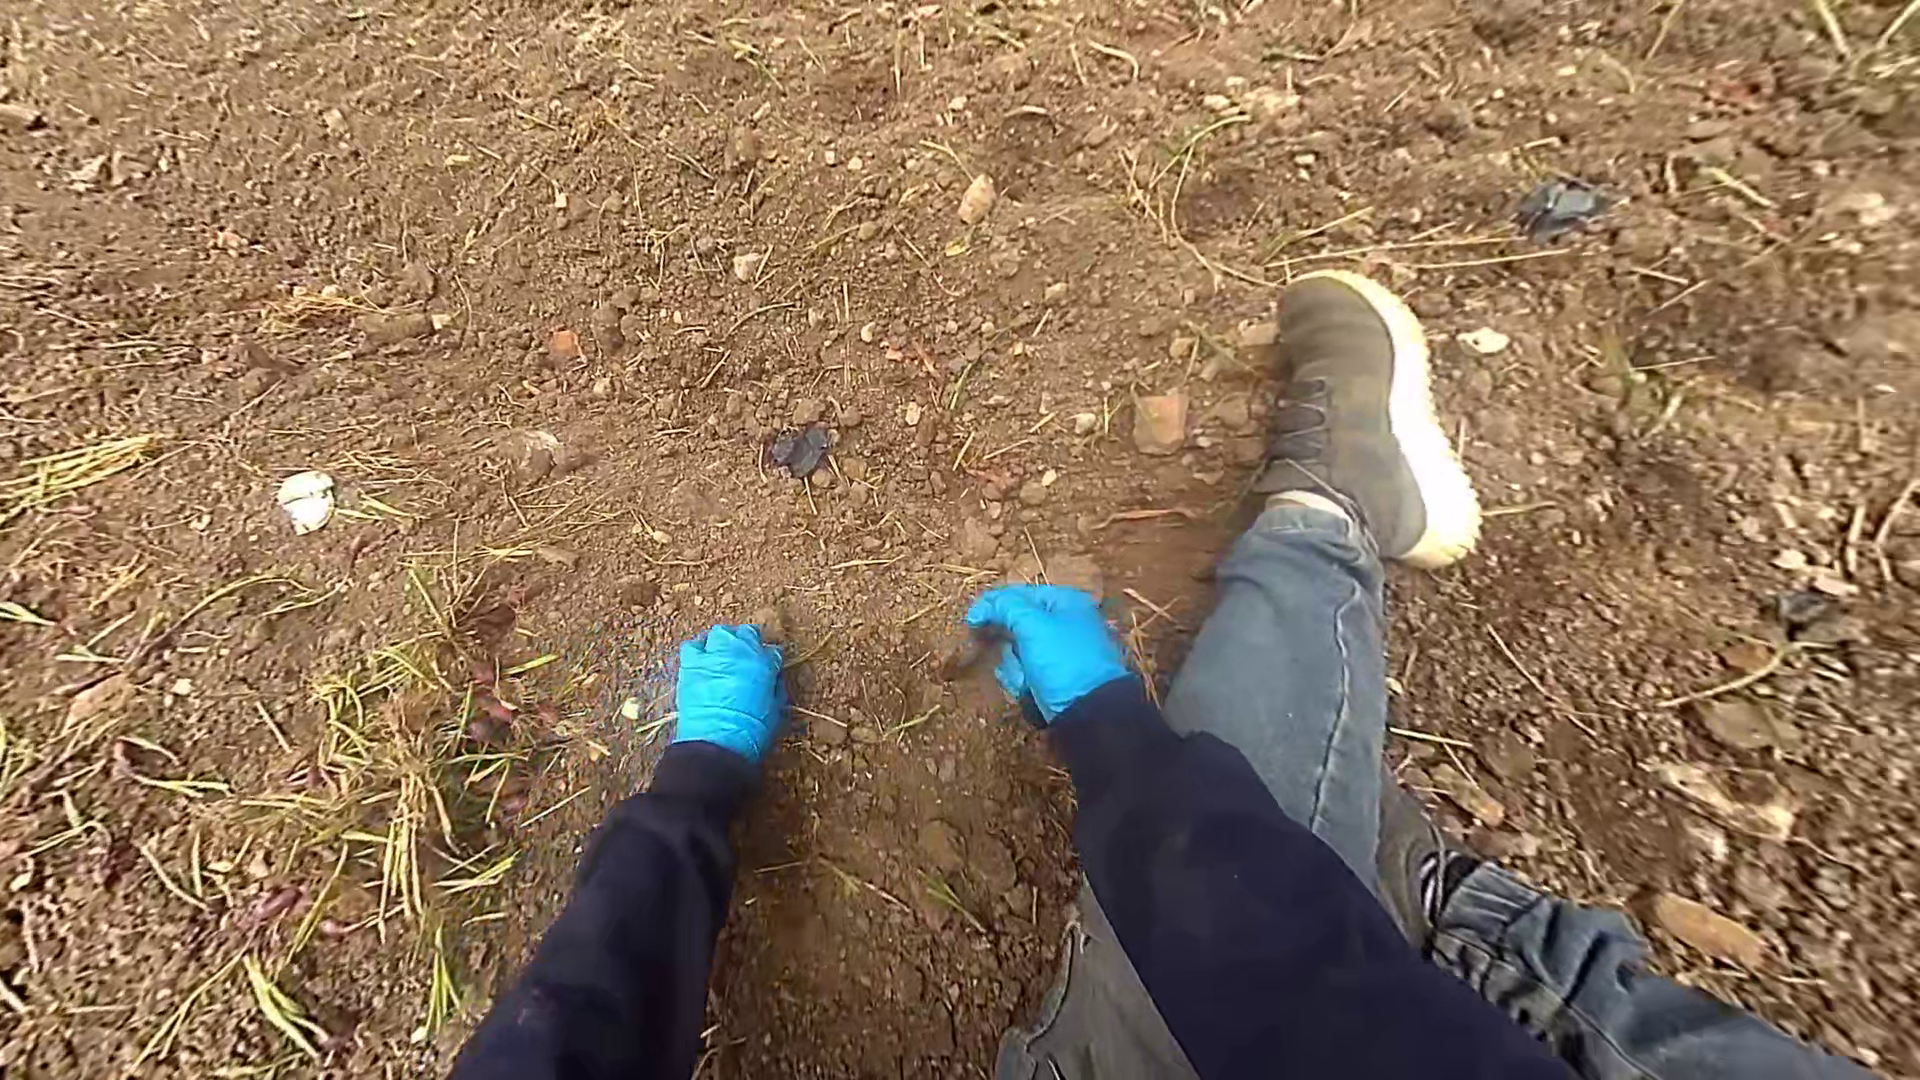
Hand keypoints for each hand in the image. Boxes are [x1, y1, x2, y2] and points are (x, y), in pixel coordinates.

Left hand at [672, 625, 785, 761]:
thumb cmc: (752, 731)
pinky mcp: (691, 664)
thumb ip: (775, 687)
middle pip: (745, 633)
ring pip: (719, 633)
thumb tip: (773, 677)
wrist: (717, 744)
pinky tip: (702, 662)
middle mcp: (740, 651)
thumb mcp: (776, 710)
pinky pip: (693, 646)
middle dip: (747, 643)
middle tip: (746, 659)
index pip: (772, 650)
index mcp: (764, 662)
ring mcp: (714, 655)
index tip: (768, 668)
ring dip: (723, 642)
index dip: (770, 659)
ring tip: (723, 656)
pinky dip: (699, 650)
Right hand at [965, 585, 1128, 721]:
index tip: (972, 619)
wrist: (1091, 712)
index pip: (1020, 594)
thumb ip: (1005, 607)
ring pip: (1016, 650)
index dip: (994, 604)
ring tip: (1024, 677)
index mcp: (1065, 602)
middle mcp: (1063, 623)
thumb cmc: (1063, 661)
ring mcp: (1058, 652)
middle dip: (1008, 644)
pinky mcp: (1053, 677)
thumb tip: (980, 608)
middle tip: (1009, 654)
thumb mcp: (1033, 625)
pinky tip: (1027, 689)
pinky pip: (1024, 671)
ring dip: (1013, 665)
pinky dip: (1021, 680)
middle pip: (1016, 624)